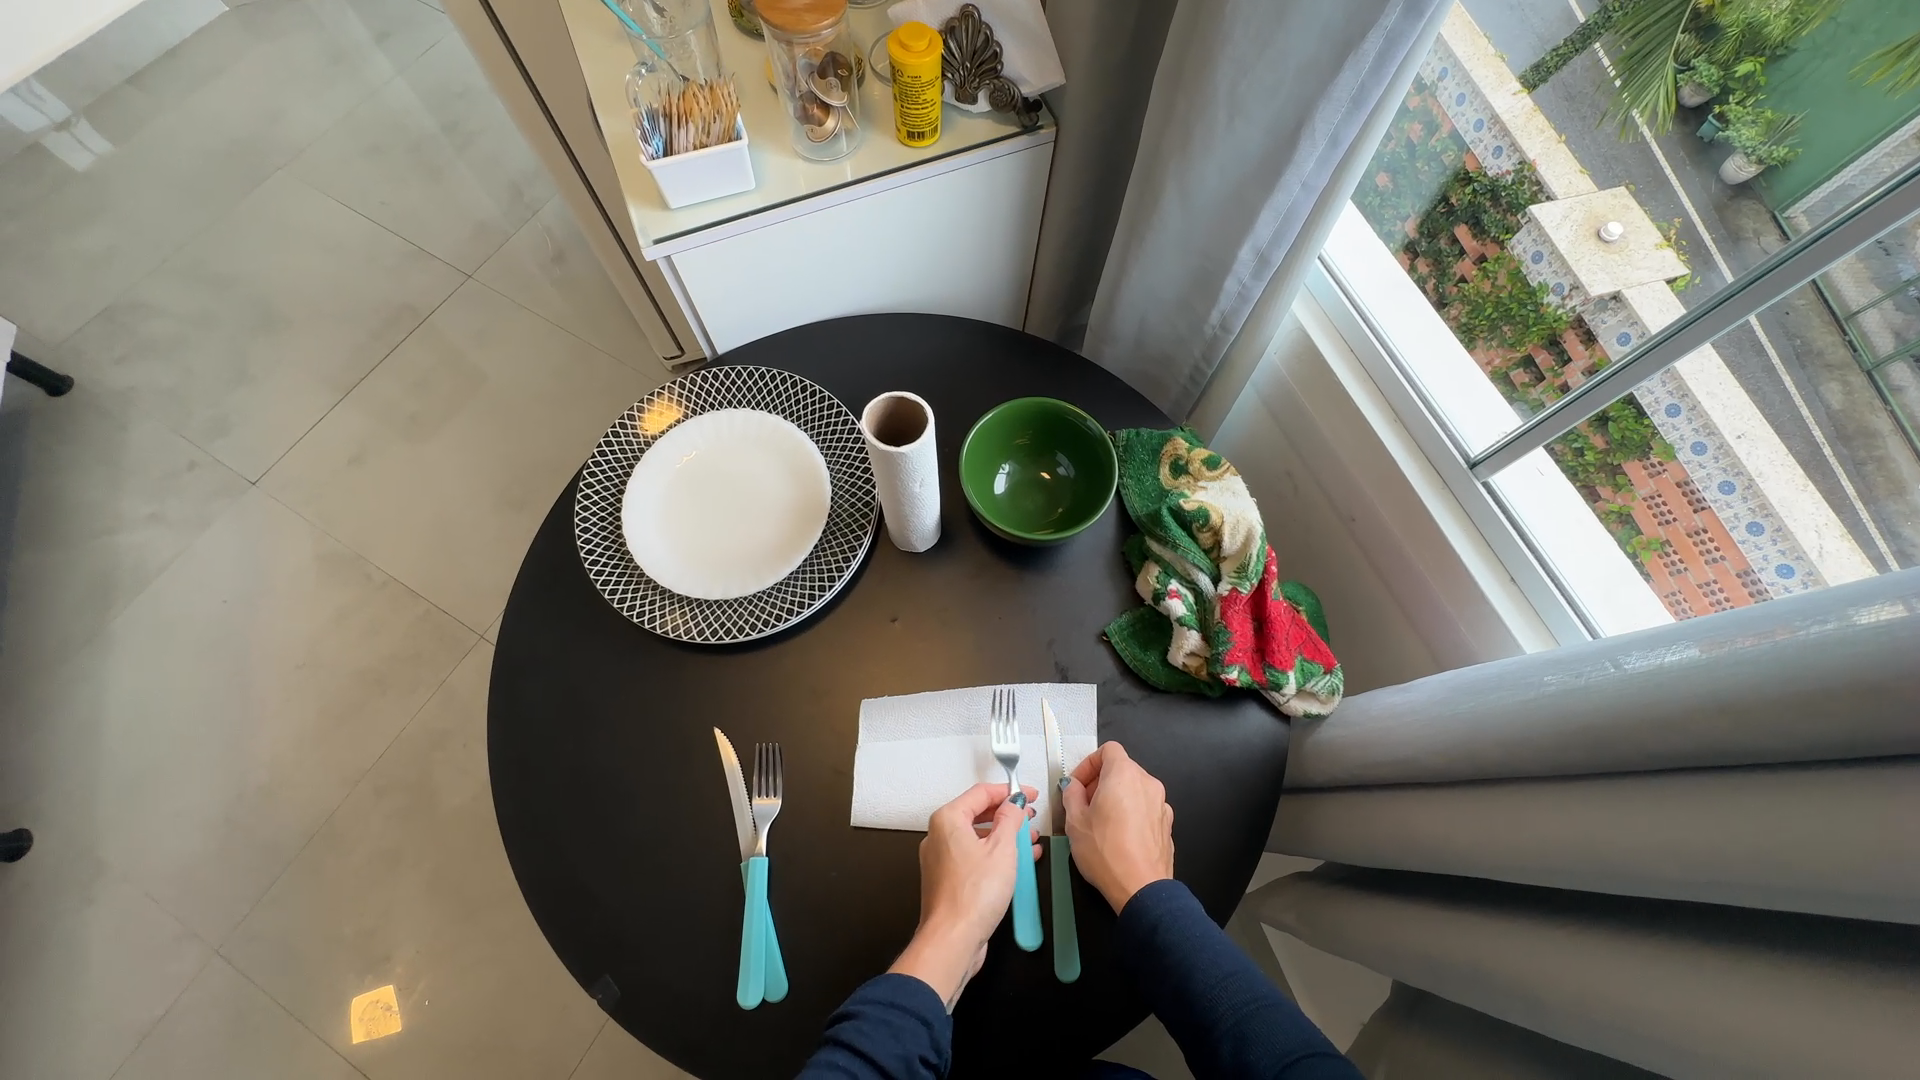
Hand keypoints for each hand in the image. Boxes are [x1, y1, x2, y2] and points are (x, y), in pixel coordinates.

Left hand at [888, 782, 1039, 1007]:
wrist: (953, 940)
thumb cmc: (974, 894)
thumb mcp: (1002, 848)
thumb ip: (1010, 819)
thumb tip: (1014, 803)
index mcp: (947, 819)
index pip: (980, 793)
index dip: (1008, 791)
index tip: (1028, 794)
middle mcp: (939, 836)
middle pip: (978, 814)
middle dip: (1008, 816)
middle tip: (1030, 816)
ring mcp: (942, 859)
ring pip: (978, 838)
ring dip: (1005, 838)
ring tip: (1030, 841)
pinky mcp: (948, 881)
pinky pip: (975, 858)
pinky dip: (996, 857)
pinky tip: (1019, 863)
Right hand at [1063, 742, 1173, 912]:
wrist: (1141, 888)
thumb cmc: (1104, 851)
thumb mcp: (1074, 820)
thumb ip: (1071, 794)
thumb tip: (1074, 786)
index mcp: (1124, 774)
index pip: (1108, 750)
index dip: (1089, 763)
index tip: (1077, 784)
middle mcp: (1147, 783)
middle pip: (1121, 769)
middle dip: (1100, 782)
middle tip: (1084, 804)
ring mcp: (1161, 804)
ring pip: (1134, 790)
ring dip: (1116, 798)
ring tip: (1100, 823)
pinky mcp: (1167, 825)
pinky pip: (1145, 808)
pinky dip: (1131, 813)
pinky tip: (1119, 837)